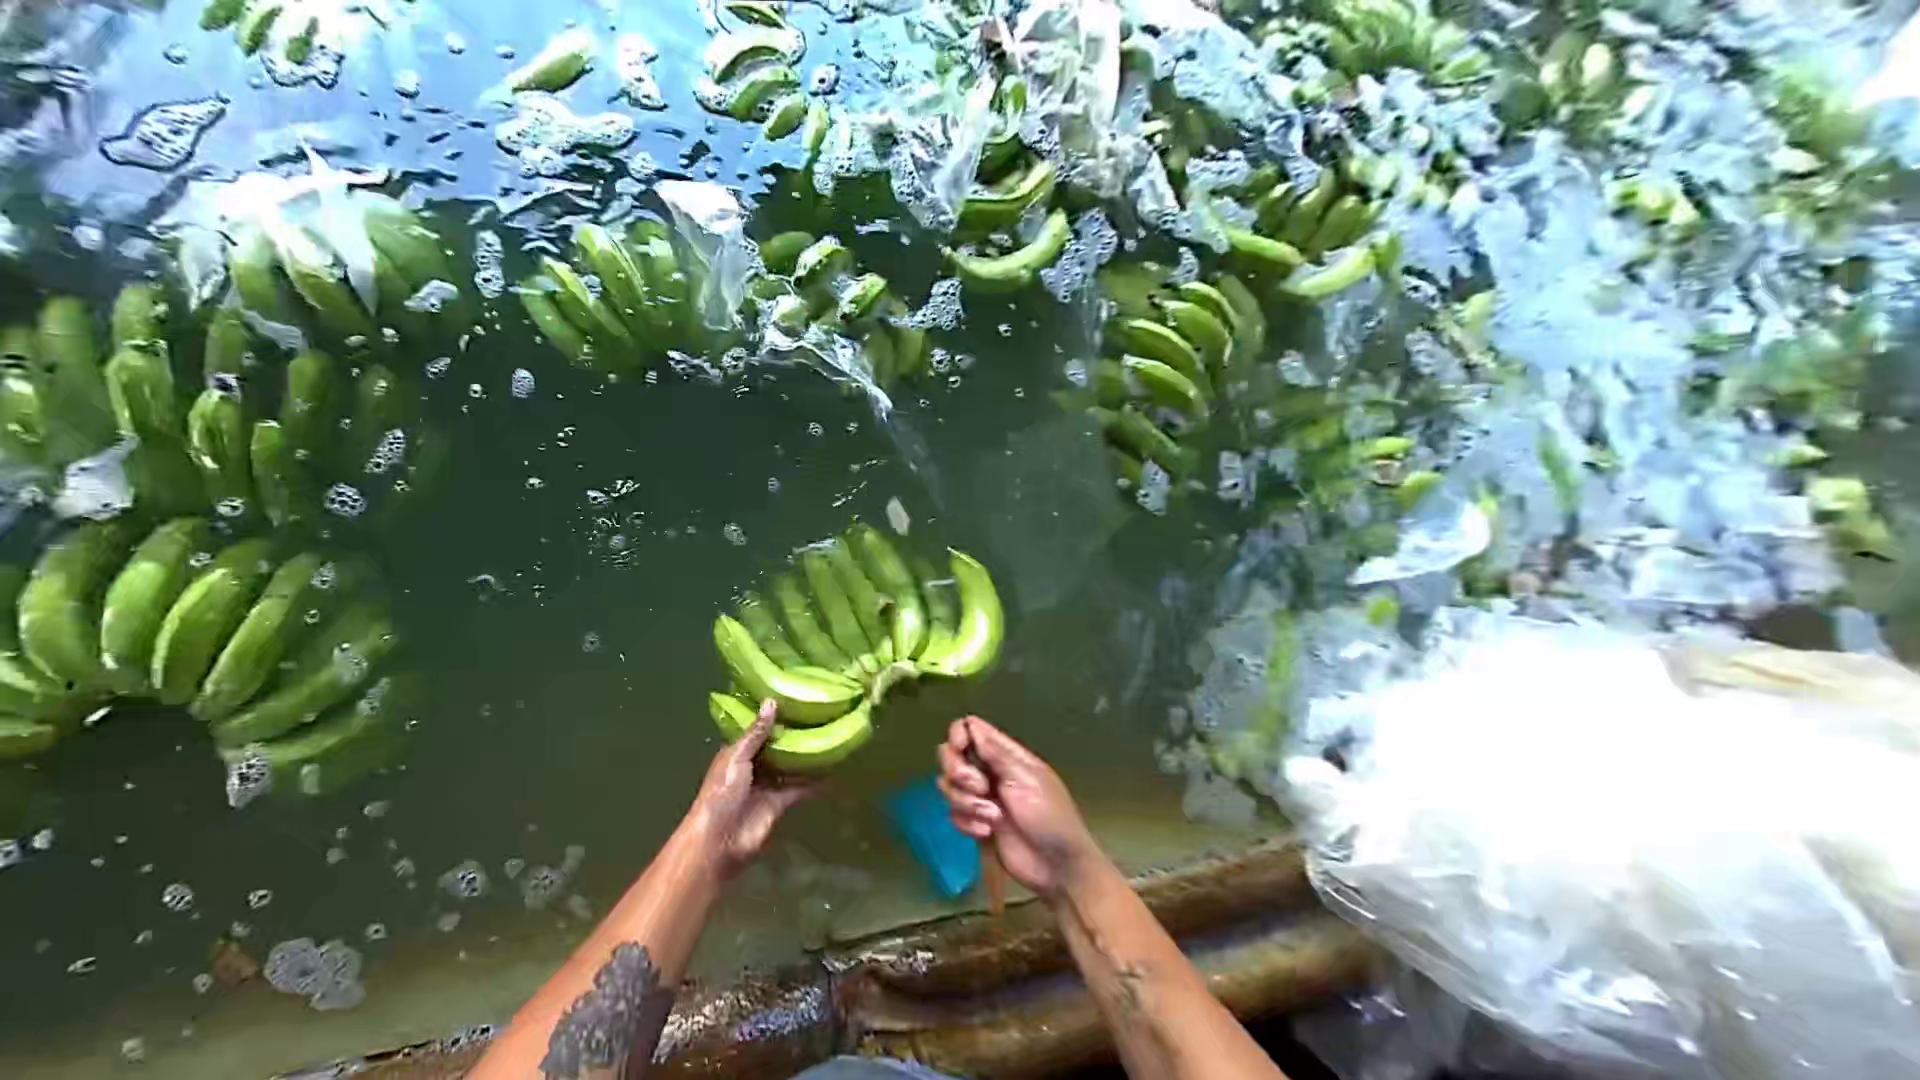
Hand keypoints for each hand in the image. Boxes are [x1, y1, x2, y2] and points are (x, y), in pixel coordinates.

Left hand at [687, 699, 812, 878]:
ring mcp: (768, 784)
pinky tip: (833, 768)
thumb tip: (771, 702)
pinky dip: (815, 780)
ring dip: (806, 755)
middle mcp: (753, 765)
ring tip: (830, 735)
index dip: (771, 716)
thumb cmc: (722, 793)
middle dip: (792, 734)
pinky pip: (800, 786)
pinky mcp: (781, 801)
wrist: (722, 839)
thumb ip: (756, 733)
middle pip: (776, 746)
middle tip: (819, 713)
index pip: (756, 730)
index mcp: (737, 752)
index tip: (793, 698)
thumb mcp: (736, 757)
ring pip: (790, 764)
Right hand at [937, 716, 1101, 898]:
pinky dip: (967, 822)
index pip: (971, 729)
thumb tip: (972, 725)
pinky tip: (986, 832)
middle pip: (951, 755)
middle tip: (980, 788)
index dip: (959, 734)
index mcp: (1006, 754)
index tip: (959, 748)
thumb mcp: (1026, 780)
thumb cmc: (1049, 816)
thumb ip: (997, 754)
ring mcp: (981, 798)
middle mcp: (989, 771)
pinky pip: (953, 814)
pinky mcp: (975, 822)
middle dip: (957, 771)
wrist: (1056, 865)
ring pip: (949, 786)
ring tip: (992, 817)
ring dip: (965, 802)